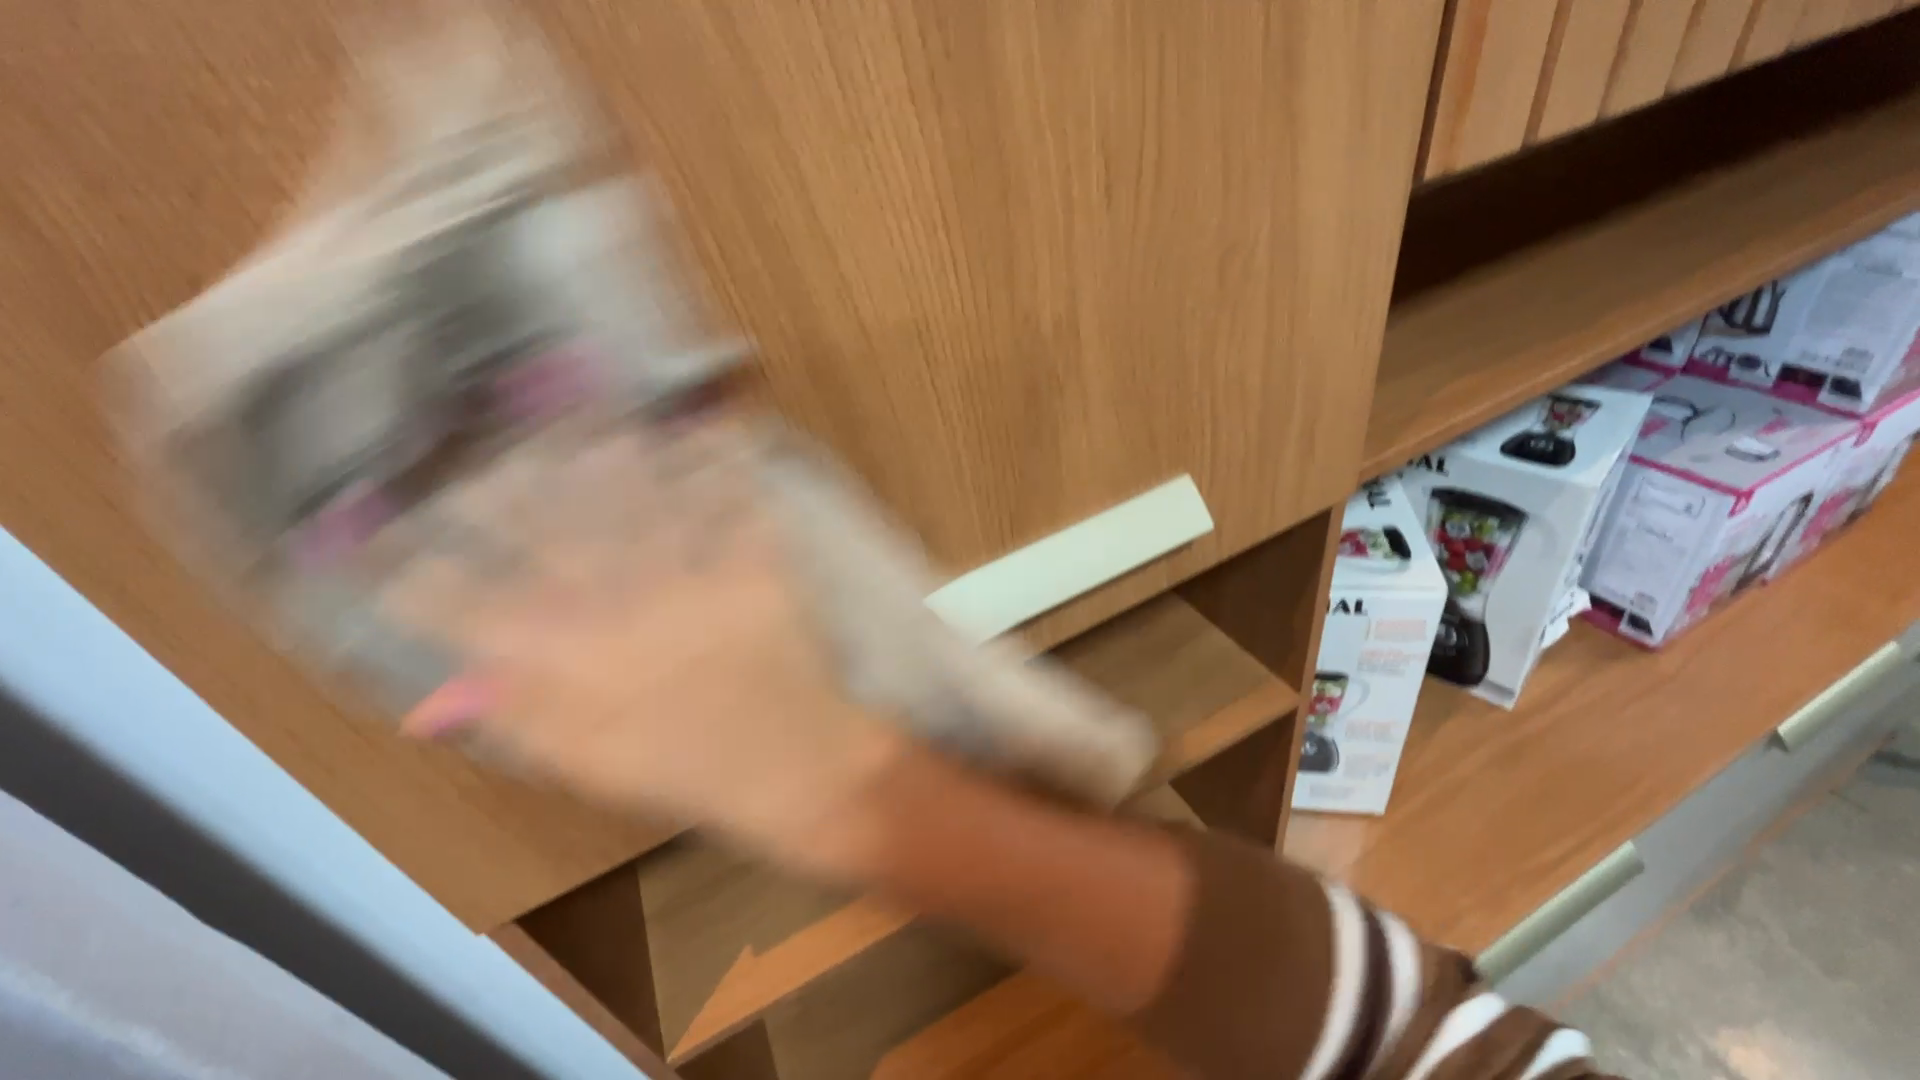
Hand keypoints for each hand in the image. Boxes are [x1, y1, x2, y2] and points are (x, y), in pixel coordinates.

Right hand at [389, 417, 905, 876]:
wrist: (794, 764)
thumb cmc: (688, 766)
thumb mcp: (591, 762)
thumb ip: (516, 720)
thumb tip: (433, 697)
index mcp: (576, 665)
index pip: (474, 611)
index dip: (420, 575)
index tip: (387, 544)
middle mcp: (621, 612)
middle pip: (547, 537)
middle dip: (504, 494)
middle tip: (476, 458)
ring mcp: (690, 581)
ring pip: (633, 504)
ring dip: (603, 456)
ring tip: (579, 418)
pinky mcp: (754, 566)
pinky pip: (729, 502)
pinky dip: (717, 460)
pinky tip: (705, 424)